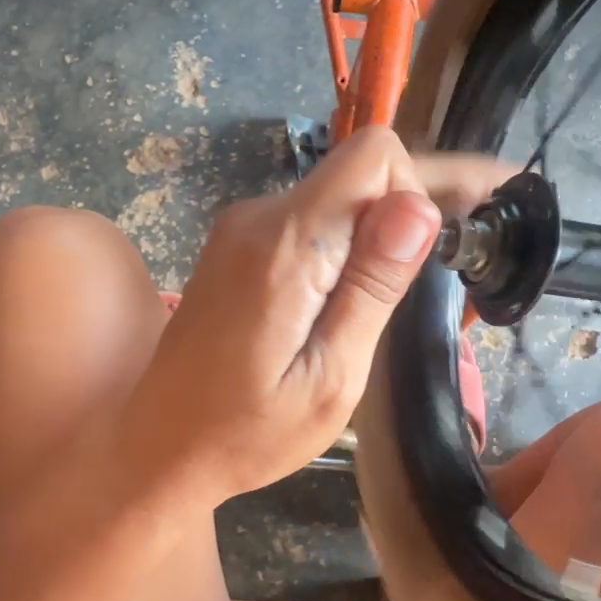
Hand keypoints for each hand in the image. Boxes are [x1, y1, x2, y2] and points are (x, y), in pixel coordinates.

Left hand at [121, 127, 441, 505]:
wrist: (159, 446)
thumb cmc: (247, 433)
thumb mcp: (330, 378)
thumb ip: (372, 288)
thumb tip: (419, 205)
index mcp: (285, 245)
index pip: (373, 155)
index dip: (421, 189)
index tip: (437, 252)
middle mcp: (257, 218)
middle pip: (356, 171)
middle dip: (406, 214)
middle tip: (441, 276)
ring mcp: (238, 230)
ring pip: (334, 198)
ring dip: (372, 239)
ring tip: (385, 309)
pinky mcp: (232, 248)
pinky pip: (305, 224)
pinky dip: (339, 251)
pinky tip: (346, 304)